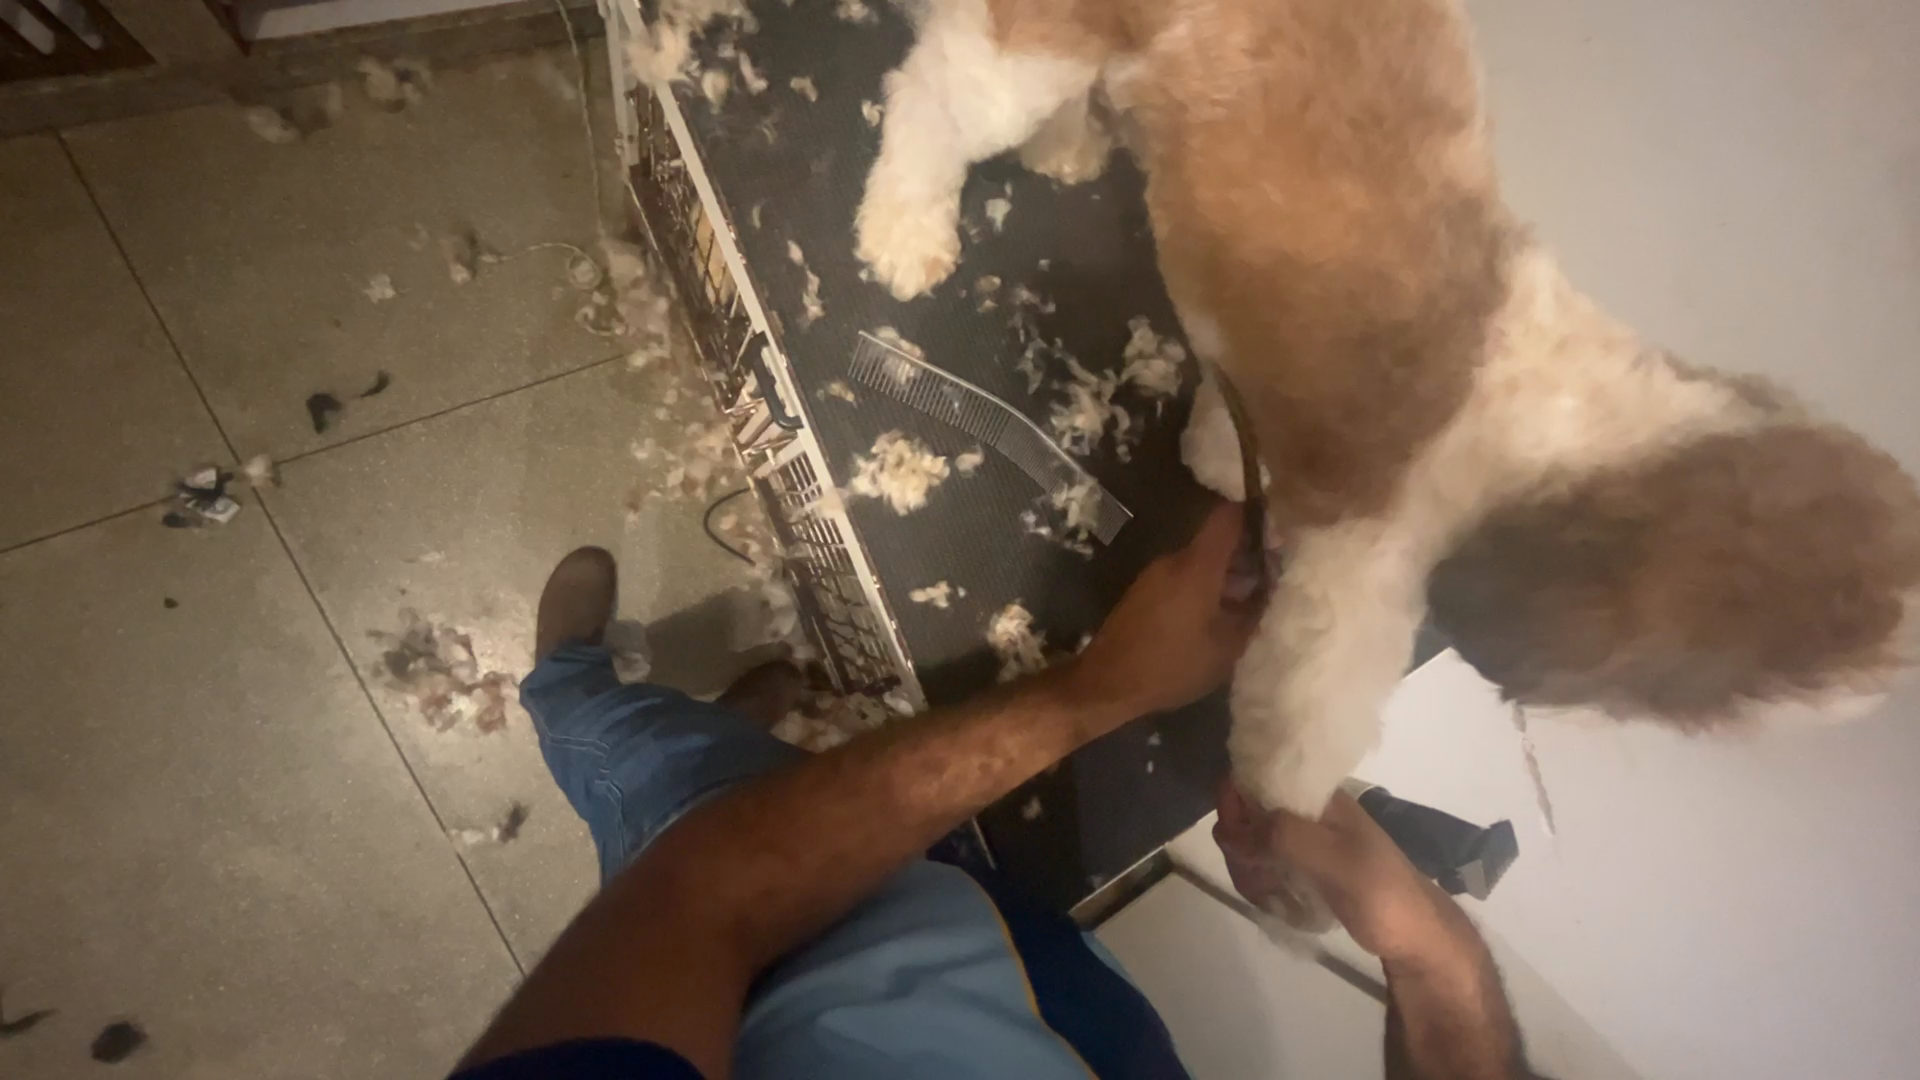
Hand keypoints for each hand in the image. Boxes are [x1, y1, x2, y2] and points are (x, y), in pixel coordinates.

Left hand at [1069, 503, 1261, 719]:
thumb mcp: (1226, 646)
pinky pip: (1182, 576)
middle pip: (1215, 541)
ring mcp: (1155, 575)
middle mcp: (1173, 561)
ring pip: (1199, 561)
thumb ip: (1252, 609)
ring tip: (1251, 601)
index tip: (1279, 533)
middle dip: (1246, 554)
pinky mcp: (1144, 591)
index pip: (1227, 516)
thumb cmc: (1171, 666)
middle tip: (1273, 578)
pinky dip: (1204, 586)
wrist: (1107, 682)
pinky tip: (1219, 614)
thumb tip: (1268, 583)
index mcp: (1195, 566)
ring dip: (1226, 574)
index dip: (1254, 516)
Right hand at [1215, 784, 1466, 967]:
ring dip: (1248, 871)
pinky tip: (1277, 903)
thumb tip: (1228, 831)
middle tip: (1257, 878)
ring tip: (1270, 897)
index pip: (1251, 779)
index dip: (1234, 805)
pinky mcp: (1300, 867)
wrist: (1419, 940)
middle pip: (1243, 815)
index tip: (1237, 840)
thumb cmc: (1381, 892)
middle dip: (1239, 848)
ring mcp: (1301, 840)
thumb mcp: (1334, 859)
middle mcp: (1301, 811)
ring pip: (1248, 844)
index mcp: (1312, 795)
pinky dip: (1260, 885)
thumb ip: (1281, 835)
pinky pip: (1261, 867)